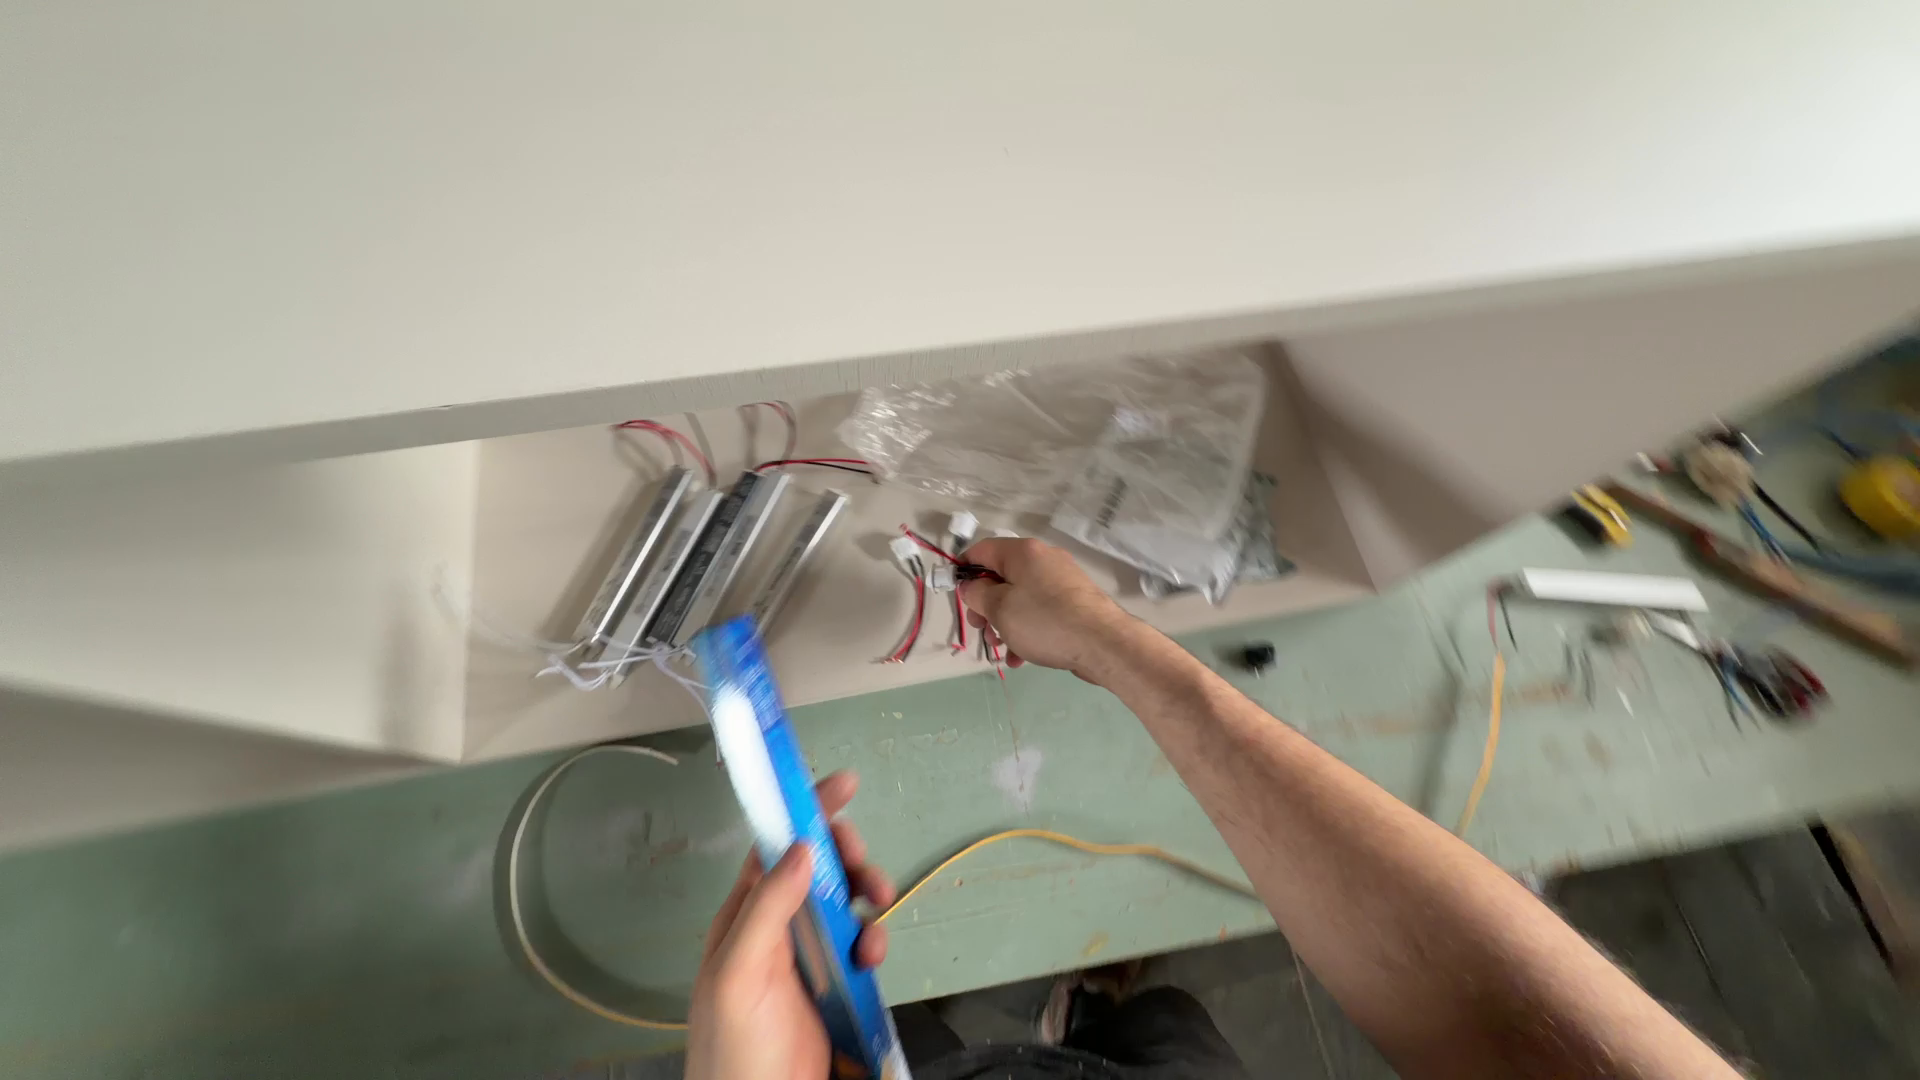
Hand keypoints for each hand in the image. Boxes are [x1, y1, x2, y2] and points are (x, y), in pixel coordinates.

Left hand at [684, 771, 894, 1079]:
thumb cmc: (737, 1048)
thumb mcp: (738, 976)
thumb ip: (766, 908)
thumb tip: (800, 845)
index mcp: (747, 913)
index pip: (776, 845)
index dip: (806, 811)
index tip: (843, 785)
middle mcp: (780, 924)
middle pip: (819, 865)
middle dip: (846, 854)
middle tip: (860, 864)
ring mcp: (812, 952)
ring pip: (847, 898)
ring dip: (867, 892)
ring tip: (879, 904)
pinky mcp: (839, 980)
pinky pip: (864, 939)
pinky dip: (874, 936)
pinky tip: (873, 954)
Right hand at [956, 536, 1138, 681]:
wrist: (1103, 644)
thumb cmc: (1044, 621)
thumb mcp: (999, 608)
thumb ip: (977, 594)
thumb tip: (971, 586)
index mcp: (1023, 552)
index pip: (982, 550)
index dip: (964, 570)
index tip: (956, 595)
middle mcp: (1043, 559)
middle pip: (1001, 577)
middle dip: (985, 605)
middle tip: (980, 629)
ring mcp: (1061, 582)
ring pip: (1020, 598)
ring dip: (1004, 623)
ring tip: (1000, 649)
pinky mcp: (1074, 604)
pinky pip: (1040, 612)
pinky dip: (1026, 630)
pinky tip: (1020, 658)